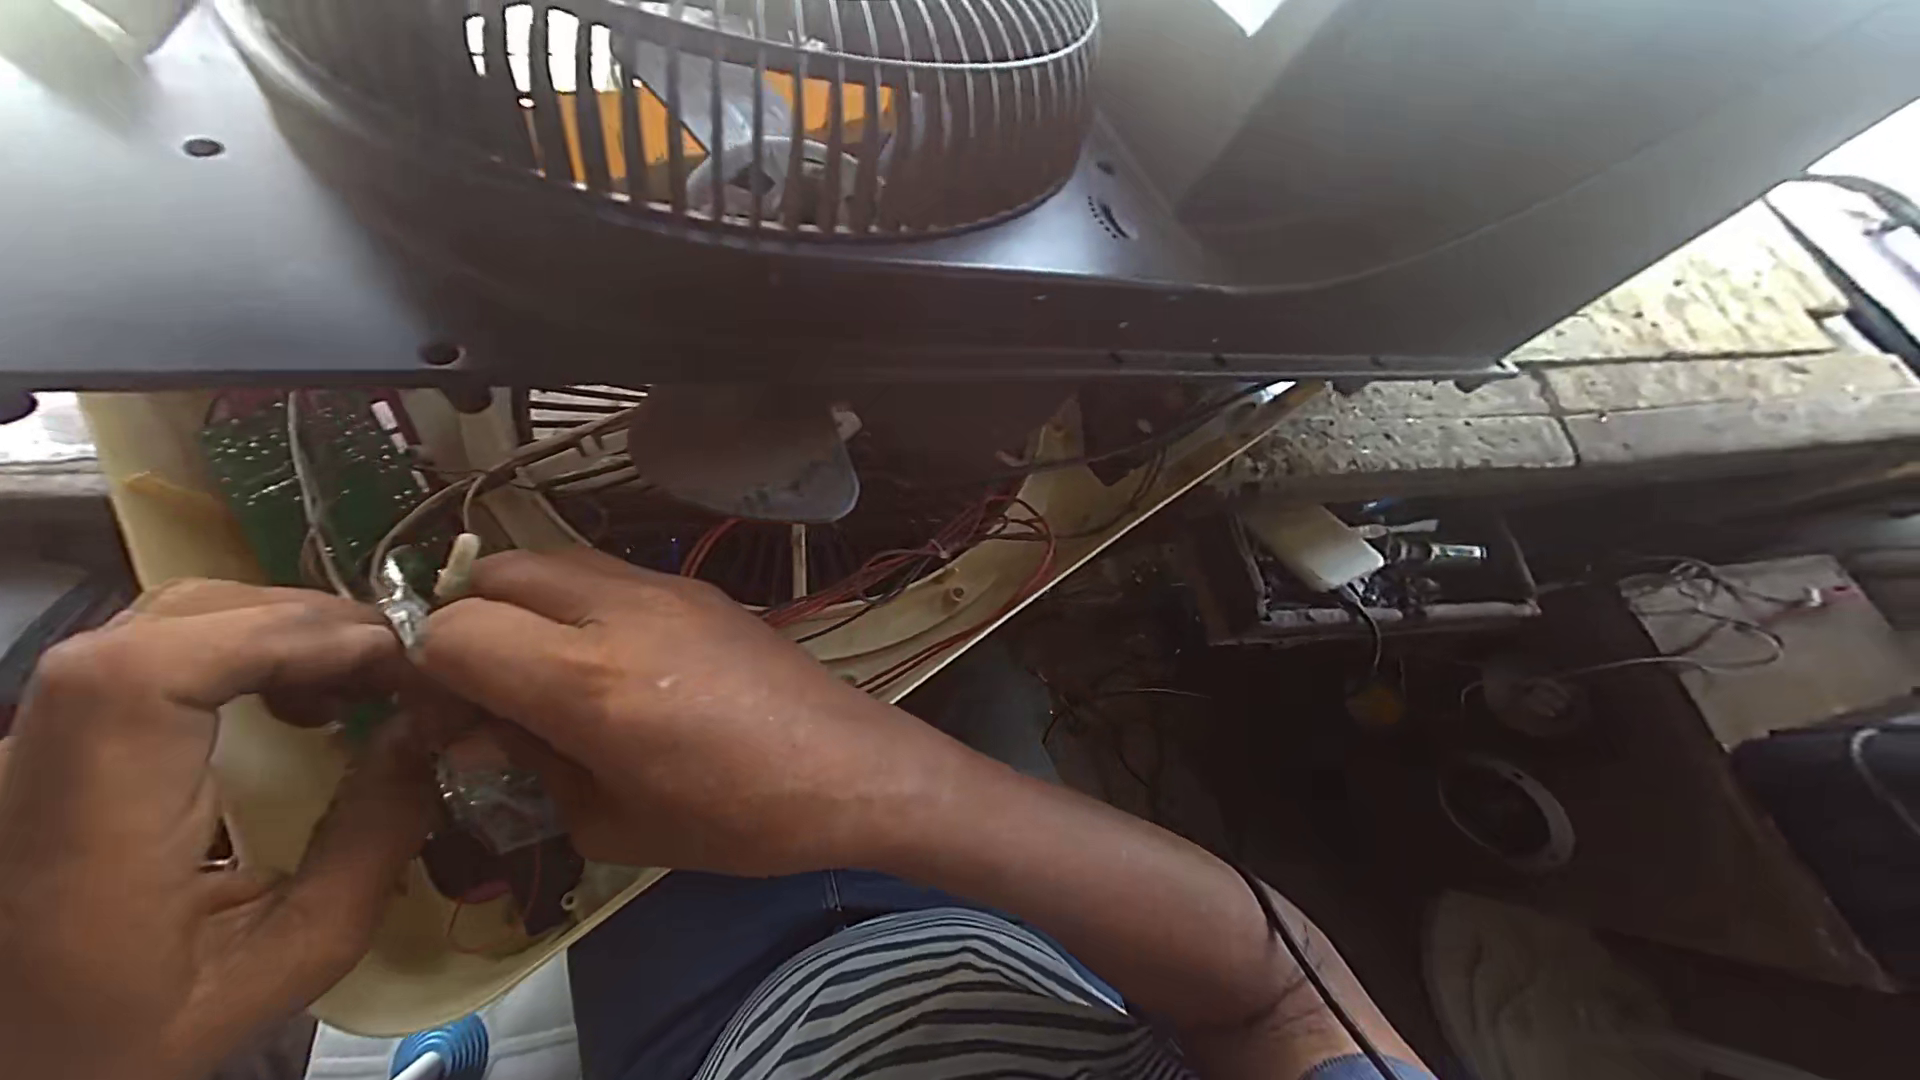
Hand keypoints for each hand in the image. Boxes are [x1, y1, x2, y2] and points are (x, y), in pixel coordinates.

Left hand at [0, 581, 436, 1079]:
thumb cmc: (136, 1035)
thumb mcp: (291, 961)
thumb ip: (373, 843)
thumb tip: (431, 726)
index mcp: (72, 851)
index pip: (138, 676)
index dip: (280, 637)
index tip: (391, 659)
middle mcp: (21, 777)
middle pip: (167, 622)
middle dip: (316, 625)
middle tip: (403, 666)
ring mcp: (23, 749)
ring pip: (166, 618)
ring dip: (293, 627)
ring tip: (366, 676)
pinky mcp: (50, 740)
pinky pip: (163, 645)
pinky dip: (259, 644)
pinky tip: (305, 692)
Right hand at [416, 550, 976, 876]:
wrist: (847, 768)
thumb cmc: (736, 817)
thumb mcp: (613, 822)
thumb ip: (531, 769)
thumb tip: (479, 734)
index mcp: (588, 678)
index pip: (452, 630)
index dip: (430, 673)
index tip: (452, 718)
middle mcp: (624, 610)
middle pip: (499, 570)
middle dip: (471, 621)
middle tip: (492, 686)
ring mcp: (672, 588)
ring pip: (559, 559)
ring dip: (530, 603)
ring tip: (551, 667)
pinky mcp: (707, 588)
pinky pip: (616, 573)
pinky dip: (586, 601)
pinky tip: (616, 655)